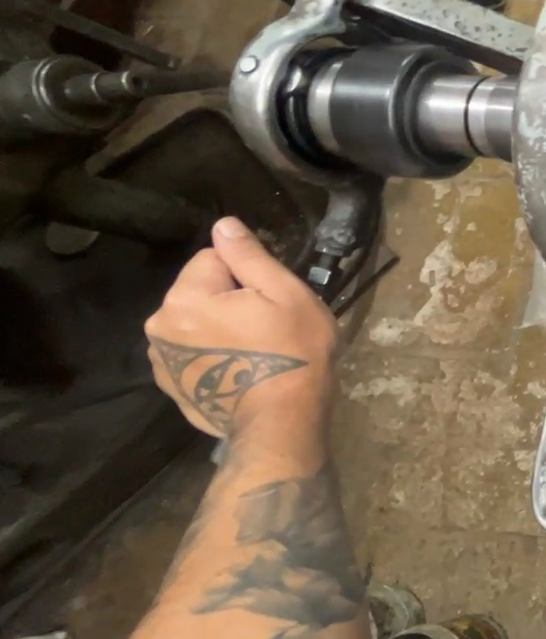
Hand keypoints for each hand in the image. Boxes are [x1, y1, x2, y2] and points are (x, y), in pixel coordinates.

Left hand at [145, 217, 338, 438]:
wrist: (280, 413)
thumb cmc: (293, 347)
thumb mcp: (287, 294)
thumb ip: (251, 258)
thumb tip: (224, 225)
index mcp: (187, 297)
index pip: (213, 258)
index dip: (249, 272)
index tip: (274, 295)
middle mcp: (159, 323)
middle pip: (200, 290)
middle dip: (231, 297)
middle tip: (271, 320)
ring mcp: (160, 356)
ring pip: (195, 320)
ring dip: (221, 324)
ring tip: (258, 346)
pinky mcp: (169, 381)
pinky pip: (191, 349)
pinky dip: (213, 350)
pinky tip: (242, 365)